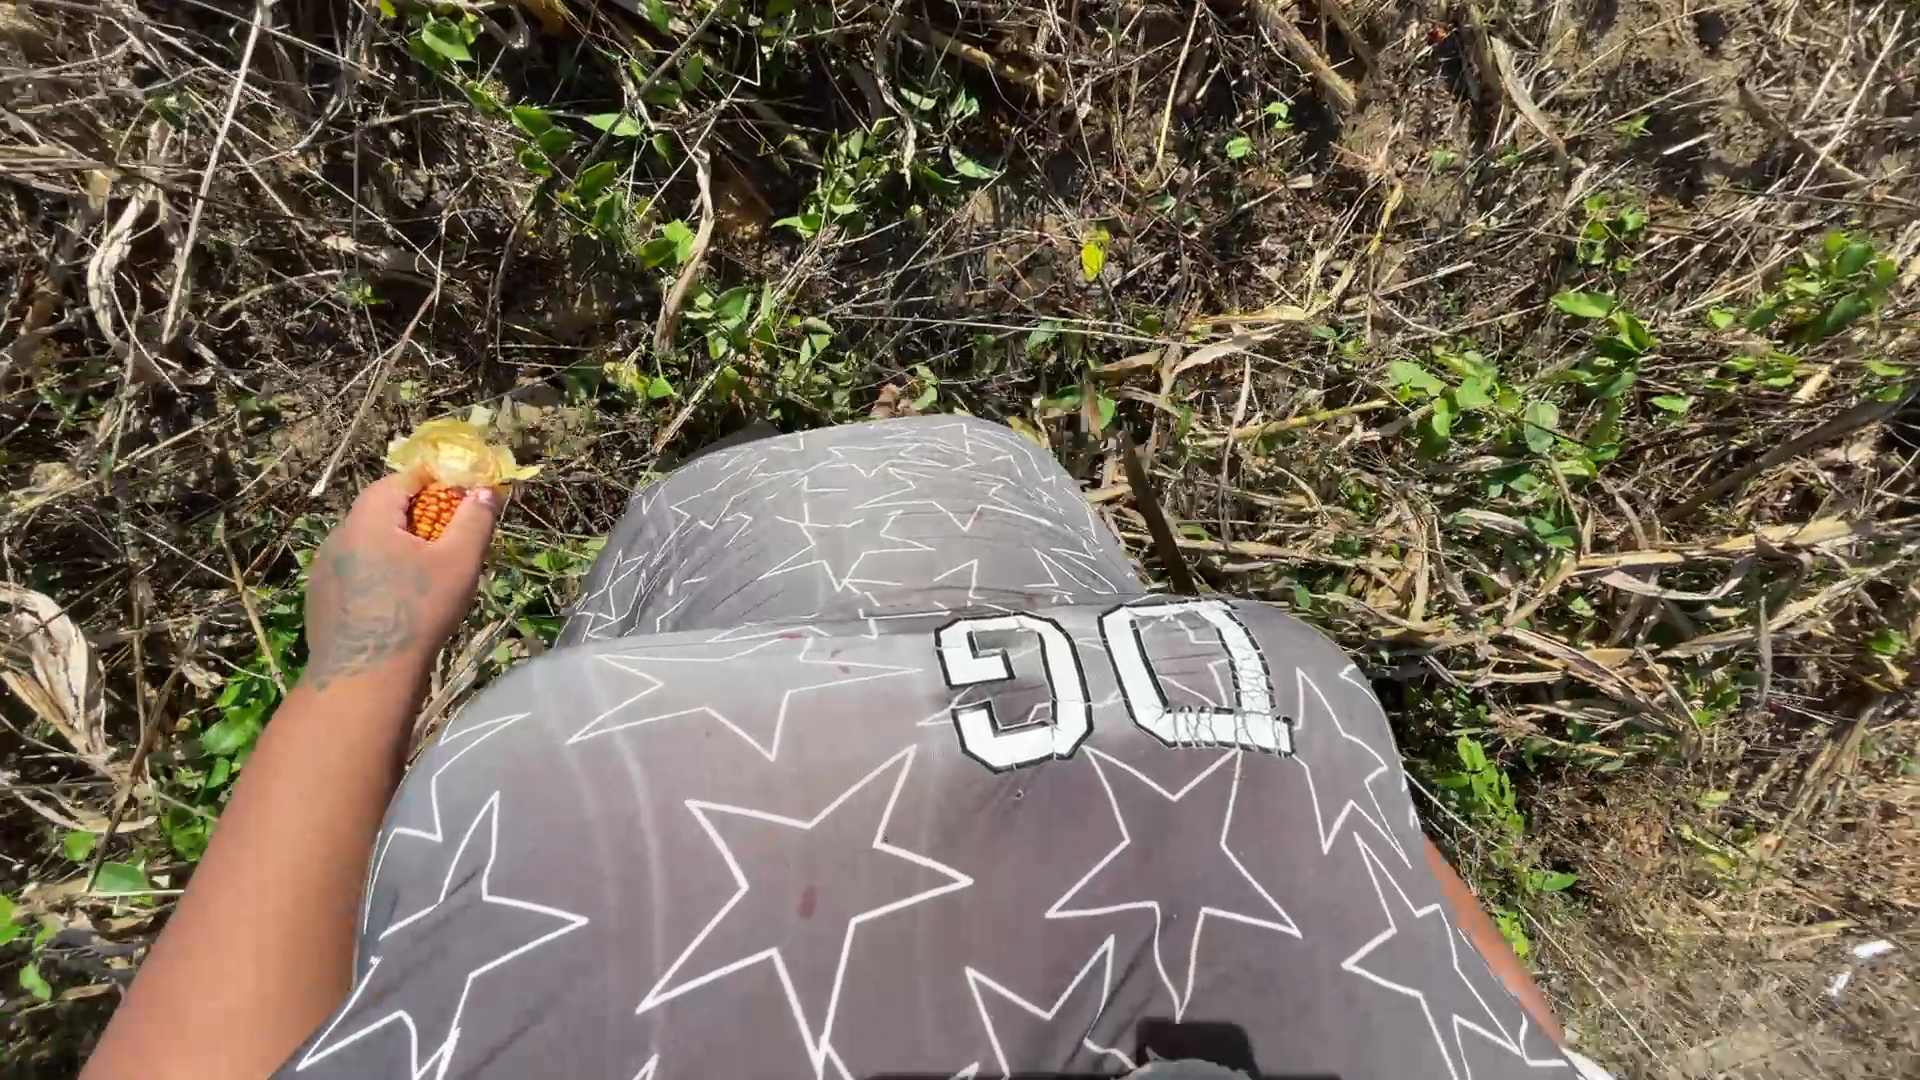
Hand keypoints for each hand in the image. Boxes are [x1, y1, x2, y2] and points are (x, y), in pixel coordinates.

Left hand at [303, 474, 498, 690]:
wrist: (366, 673)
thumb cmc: (419, 609)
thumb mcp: (460, 561)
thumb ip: (474, 520)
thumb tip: (484, 491)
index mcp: (368, 521)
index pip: (398, 481)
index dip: (432, 482)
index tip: (461, 496)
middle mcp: (339, 537)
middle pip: (382, 510)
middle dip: (420, 515)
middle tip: (452, 537)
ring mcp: (325, 568)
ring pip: (369, 541)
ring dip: (400, 544)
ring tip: (430, 572)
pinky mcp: (322, 596)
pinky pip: (357, 568)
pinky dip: (383, 570)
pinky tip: (401, 599)